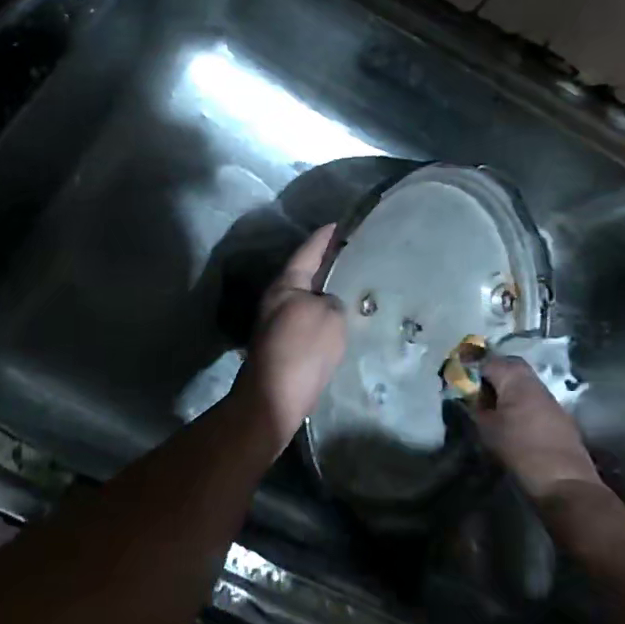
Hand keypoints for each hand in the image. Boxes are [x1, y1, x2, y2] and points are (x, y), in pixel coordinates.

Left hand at [240, 224, 346, 441]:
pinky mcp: (282, 346)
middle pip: (304, 274)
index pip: (307, 252)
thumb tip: (326, 304)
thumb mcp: (329, 315)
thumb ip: (332, 300)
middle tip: (349, 252)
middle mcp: (276, 300)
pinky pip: (307, 320)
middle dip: (324, 263)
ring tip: (349, 284)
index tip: (338, 224)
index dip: (324, 237)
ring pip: (305, 299)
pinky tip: (338, 319)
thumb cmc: (302, 349)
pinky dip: (322, 314)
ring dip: (324, 291)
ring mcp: (276, 325)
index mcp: (285, 285)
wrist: (275, 399)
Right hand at [470, 355, 602, 502]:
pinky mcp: (559, 415)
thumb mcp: (487, 429)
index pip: (488, 362)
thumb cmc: (520, 449)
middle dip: (491, 377)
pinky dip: (520, 403)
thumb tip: (467, 396)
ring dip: (506, 391)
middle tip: (475, 394)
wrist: (563, 480)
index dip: (471, 371)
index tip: (458, 384)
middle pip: (509, 367)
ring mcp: (550, 397)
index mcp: (516, 378)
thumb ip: (475, 407)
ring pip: (523, 383)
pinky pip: (533, 399)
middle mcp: (535, 381)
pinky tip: (512, 421)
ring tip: (492, 409)